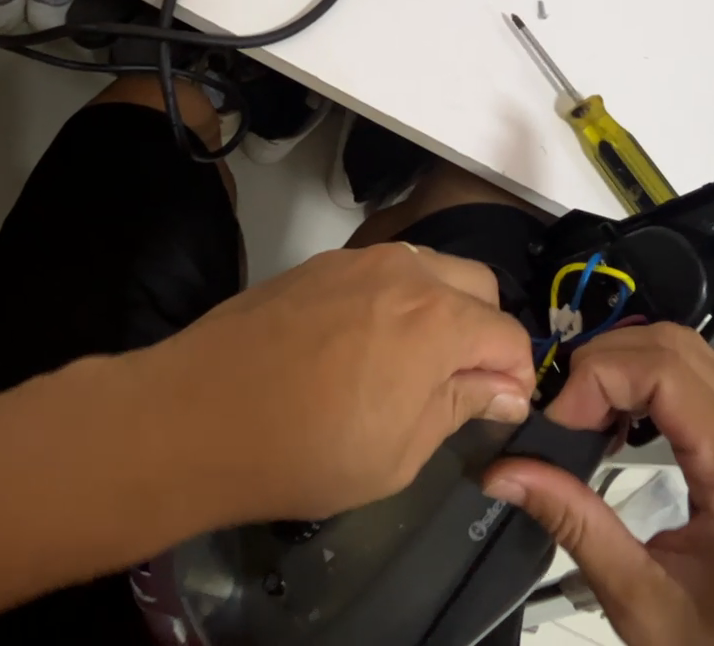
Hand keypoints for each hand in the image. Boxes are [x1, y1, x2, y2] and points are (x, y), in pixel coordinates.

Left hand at [129, 243, 534, 523]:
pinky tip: (363, 342)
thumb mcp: (400, 453)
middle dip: (484, 330)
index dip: (515, 376)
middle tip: (459, 382)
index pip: (509, 335)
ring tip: (411, 361)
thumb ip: (459, 406)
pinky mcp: (318, 264)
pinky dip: (394, 298)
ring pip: (428, 267)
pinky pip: (380, 270)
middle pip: (478, 284)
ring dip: (440, 307)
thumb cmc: (307, 450)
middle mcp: (404, 271)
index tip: (498, 408)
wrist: (198, 413)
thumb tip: (504, 388)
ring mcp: (356, 260)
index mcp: (437, 318)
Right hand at [482, 325, 713, 645]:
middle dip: (604, 362)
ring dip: (625, 367)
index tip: (555, 421)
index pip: (664, 370)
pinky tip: (620, 427)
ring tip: (585, 417)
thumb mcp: (645, 605)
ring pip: (691, 356)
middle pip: (676, 347)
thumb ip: (575, 525)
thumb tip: (500, 470)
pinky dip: (649, 384)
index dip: (597, 376)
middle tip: (562, 414)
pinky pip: (703, 386)